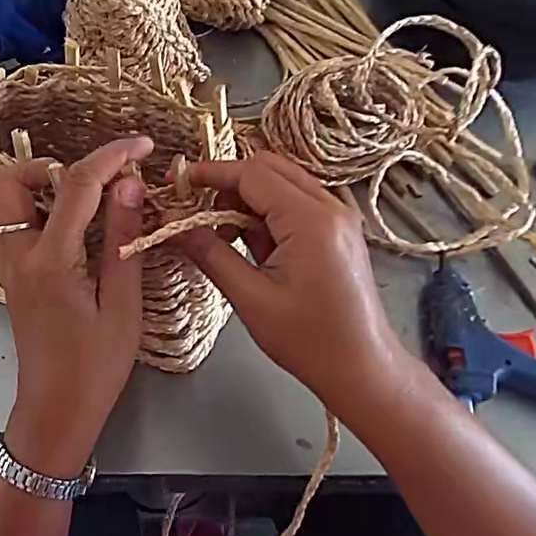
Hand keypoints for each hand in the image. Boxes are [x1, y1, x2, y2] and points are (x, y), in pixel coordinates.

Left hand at [0, 137, 152, 477]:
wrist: (56, 410)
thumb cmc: (96, 365)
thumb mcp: (123, 304)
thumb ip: (122, 240)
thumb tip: (128, 185)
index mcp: (51, 260)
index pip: (75, 185)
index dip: (110, 156)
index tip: (141, 145)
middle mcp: (18, 256)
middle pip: (8, 182)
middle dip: (50, 167)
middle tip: (92, 183)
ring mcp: (7, 267)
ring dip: (30, 189)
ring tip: (74, 202)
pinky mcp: (9, 279)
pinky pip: (1, 228)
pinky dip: (25, 212)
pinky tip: (60, 228)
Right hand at [172, 153, 420, 413]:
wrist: (364, 368)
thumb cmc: (308, 340)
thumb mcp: (251, 299)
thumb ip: (211, 254)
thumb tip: (172, 225)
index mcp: (311, 220)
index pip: (253, 174)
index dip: (213, 173)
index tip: (180, 184)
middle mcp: (331, 207)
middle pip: (271, 168)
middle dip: (230, 183)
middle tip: (201, 212)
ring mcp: (340, 216)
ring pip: (284, 182)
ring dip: (249, 198)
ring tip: (225, 236)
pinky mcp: (340, 230)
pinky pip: (298, 202)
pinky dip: (269, 212)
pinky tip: (254, 244)